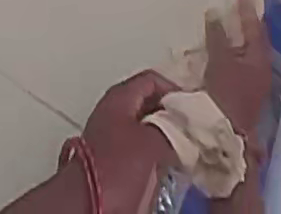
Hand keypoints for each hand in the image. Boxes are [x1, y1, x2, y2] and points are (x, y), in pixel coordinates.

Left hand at [80, 70, 179, 213]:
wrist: (88, 200)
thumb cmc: (116, 165)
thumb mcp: (150, 142)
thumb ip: (170, 129)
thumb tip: (182, 130)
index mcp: (120, 96)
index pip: (151, 80)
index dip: (174, 89)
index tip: (193, 105)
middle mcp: (113, 110)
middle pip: (148, 102)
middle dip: (171, 113)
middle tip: (192, 126)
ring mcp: (110, 134)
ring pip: (145, 126)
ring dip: (165, 134)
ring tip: (185, 147)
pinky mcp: (111, 158)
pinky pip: (139, 147)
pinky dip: (155, 152)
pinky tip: (168, 165)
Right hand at [204, 0, 270, 140]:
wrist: (225, 130)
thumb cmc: (225, 92)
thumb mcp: (219, 59)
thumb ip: (217, 35)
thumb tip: (214, 12)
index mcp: (260, 59)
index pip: (256, 29)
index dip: (248, 11)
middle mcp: (262, 69)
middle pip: (256, 41)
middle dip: (248, 25)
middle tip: (238, 7)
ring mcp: (255, 82)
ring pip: (249, 53)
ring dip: (240, 39)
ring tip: (230, 25)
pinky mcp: (245, 91)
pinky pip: (242, 62)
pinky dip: (235, 52)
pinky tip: (225, 48)